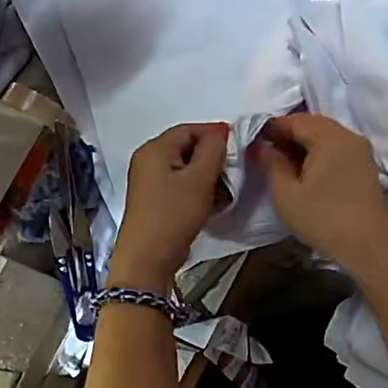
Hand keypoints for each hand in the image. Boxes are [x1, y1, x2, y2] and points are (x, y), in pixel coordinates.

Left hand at [110, 122, 230, 288]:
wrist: (148, 259)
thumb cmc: (174, 214)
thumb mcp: (199, 179)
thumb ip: (213, 150)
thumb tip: (220, 132)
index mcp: (155, 149)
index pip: (189, 129)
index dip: (215, 134)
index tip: (239, 145)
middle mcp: (148, 160)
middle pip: (186, 148)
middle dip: (212, 158)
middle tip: (234, 172)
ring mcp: (149, 182)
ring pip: (185, 169)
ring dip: (207, 177)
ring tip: (226, 191)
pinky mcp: (154, 201)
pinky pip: (179, 186)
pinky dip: (197, 190)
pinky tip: (213, 203)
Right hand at [253, 113, 387, 274]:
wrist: (370, 247)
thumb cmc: (325, 219)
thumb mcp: (286, 195)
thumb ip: (271, 165)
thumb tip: (263, 148)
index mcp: (329, 137)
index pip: (295, 120)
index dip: (271, 128)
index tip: (253, 142)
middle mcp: (348, 137)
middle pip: (312, 126)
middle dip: (287, 136)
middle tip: (266, 155)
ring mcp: (360, 152)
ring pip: (325, 138)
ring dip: (302, 147)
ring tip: (282, 167)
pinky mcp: (364, 169)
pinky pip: (336, 151)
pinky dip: (317, 156)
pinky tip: (304, 176)